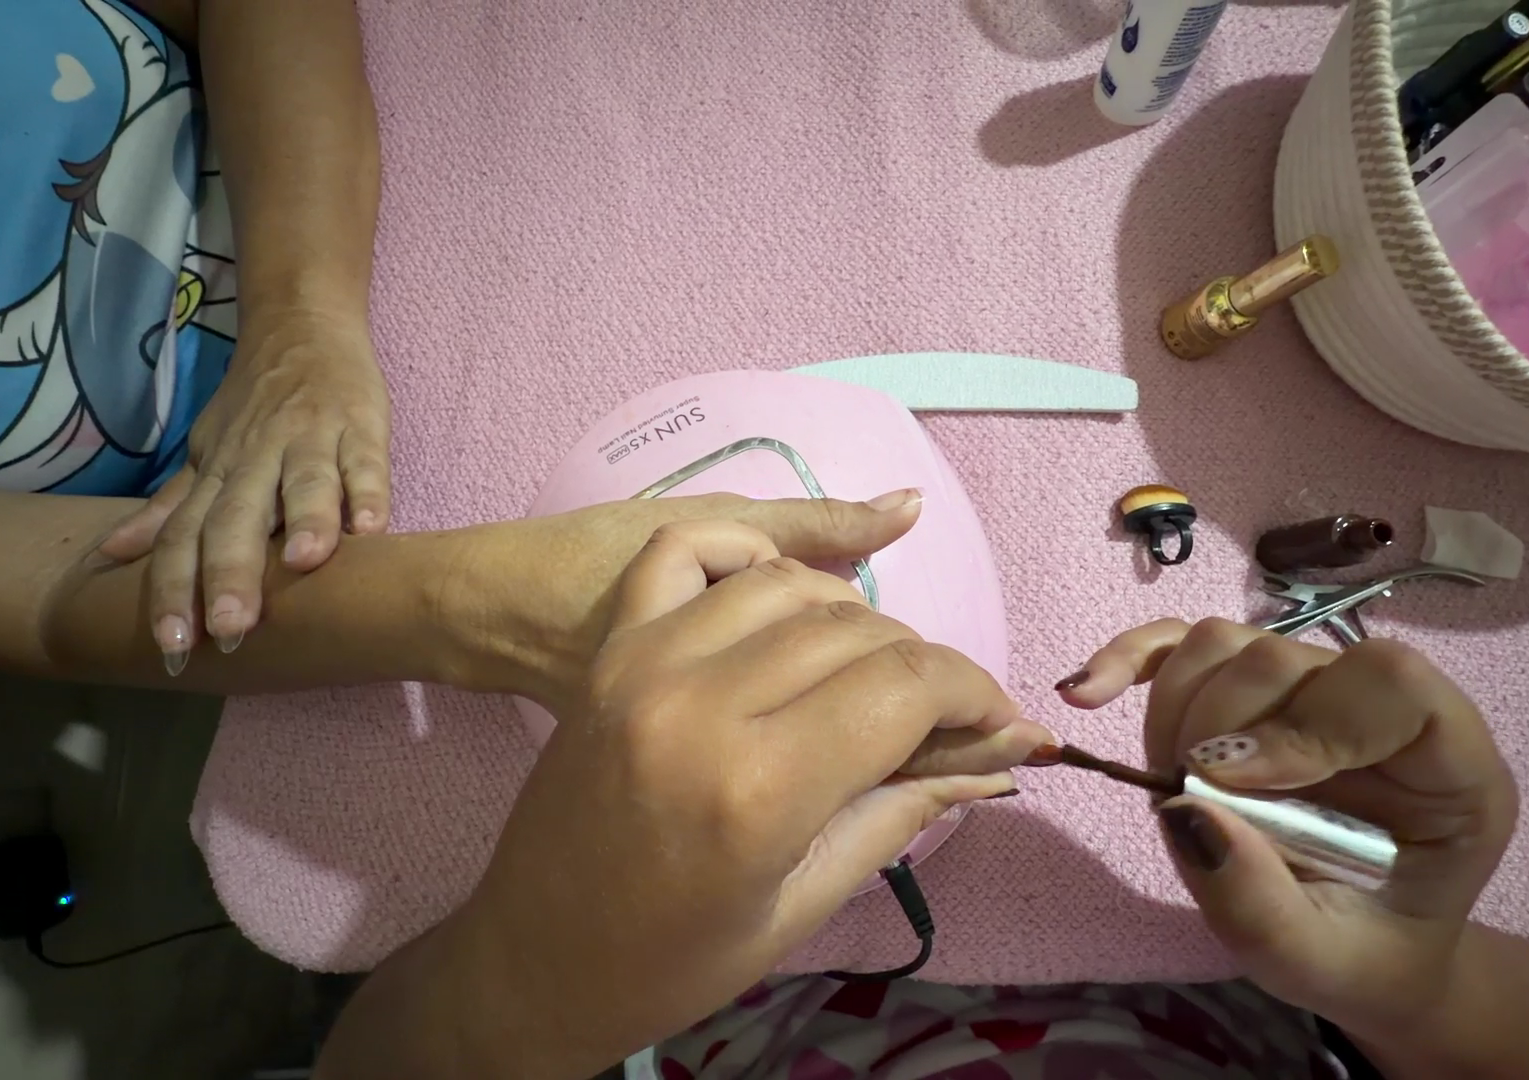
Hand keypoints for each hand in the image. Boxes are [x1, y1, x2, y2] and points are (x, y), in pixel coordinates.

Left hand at [96, 308, 391, 672]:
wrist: (301, 327)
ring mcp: (310, 438)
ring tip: (305, 566)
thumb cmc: (260, 402)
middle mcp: (256, 458)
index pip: (186, 535)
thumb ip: (174, 504)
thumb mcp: (209, 452)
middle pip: (238, 518)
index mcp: (219, 471)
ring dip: (304, 522)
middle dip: (232, 572)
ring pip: (302, 483)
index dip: (174, 590)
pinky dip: (370, 489)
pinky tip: (375, 526)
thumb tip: (113, 555)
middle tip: (231, 629)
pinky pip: (365, 460)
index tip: (172, 647)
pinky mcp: (360, 425)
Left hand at [327, 519, 1045, 1079]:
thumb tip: (998, 757)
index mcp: (757, 788)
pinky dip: (748, 555)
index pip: (905, 686)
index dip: (973, 690)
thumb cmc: (670, 958)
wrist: (530, 954)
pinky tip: (775, 594)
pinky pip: (690, 550)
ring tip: (859, 666)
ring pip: (787, 582)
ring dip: (847, 614)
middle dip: (920, 662)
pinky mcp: (612, 643)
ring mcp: (645, 658)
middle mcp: (700, 702)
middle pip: (856, 630)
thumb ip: (904, 811)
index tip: (998, 717)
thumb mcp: (802, 905)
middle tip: (934, 710)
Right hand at [1057, 619, 1518, 1037]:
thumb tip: (1183, 805)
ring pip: (1218, 642)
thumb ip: (1259, 899)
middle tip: (1193, 795)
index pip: (1390, 682)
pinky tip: (1084, 691)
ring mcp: (1297, 684)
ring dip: (1171, 709)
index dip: (1304, 721)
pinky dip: (1123, 661)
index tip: (1235, 783)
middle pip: (1277, 655)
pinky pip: (1173, 644)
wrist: (1340, 936)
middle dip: (1215, 726)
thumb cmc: (1349, 948)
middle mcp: (1371, 705)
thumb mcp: (1314, 960)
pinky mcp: (1233, 685)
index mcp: (1442, 763)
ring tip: (1168, 775)